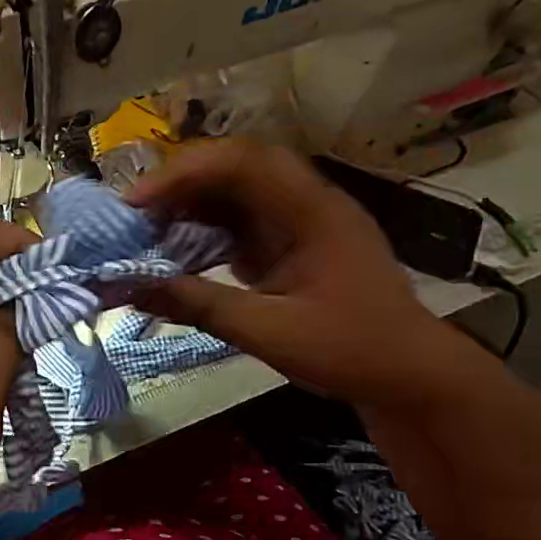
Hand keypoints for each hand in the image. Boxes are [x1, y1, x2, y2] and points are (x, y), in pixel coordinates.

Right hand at [128, 140, 465, 403]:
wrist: (409, 375)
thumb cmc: (349, 350)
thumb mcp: (270, 331)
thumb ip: (200, 305)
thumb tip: (131, 288)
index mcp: (313, 210)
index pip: (242, 163)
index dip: (183, 174)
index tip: (136, 204)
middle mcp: (307, 203)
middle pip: (236, 170)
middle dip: (181, 186)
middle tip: (135, 216)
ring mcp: (301, 222)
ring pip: (237, 195)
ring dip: (191, 208)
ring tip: (148, 234)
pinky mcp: (293, 244)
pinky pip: (243, 224)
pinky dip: (207, 233)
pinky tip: (179, 252)